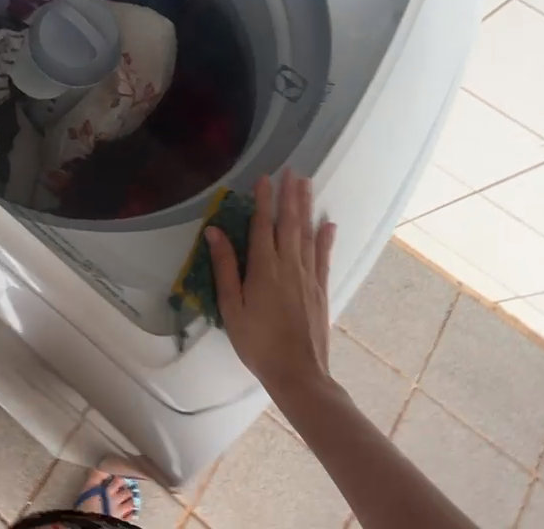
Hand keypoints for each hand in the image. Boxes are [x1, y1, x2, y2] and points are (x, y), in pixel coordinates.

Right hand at [205, 173, 337, 408]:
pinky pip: (323, 257)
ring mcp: (308, 276)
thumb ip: (225, 266)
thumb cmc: (256, 341)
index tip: (264, 177)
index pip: (263, 225)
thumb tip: (215, 231)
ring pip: (306, 234)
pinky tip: (328, 224)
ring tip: (306, 185)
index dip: (263, 200)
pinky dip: (325, 238)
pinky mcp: (320, 290)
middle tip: (292, 171)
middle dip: (289, 195)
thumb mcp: (231, 306)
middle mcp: (288, 265)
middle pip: (289, 223)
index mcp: (264, 268)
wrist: (298, 373)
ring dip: (306, 208)